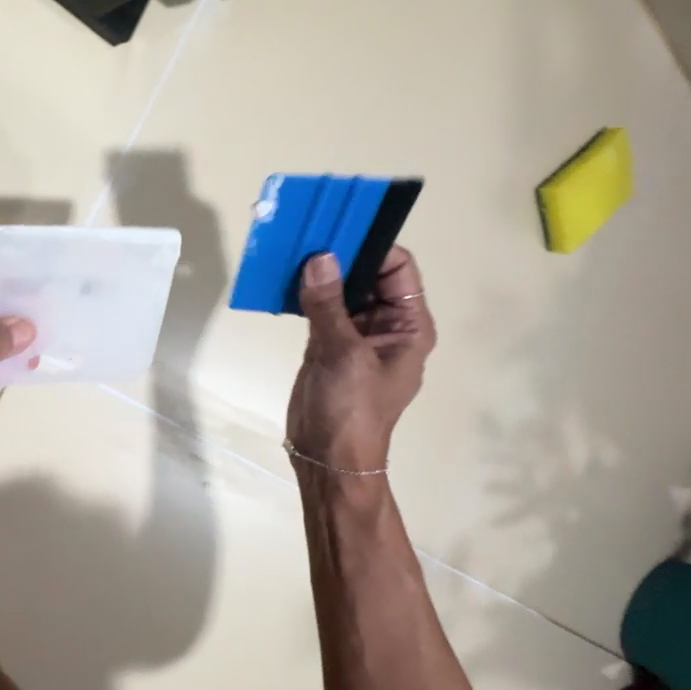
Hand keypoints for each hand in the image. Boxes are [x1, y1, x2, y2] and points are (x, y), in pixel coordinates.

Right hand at [287, 248, 436, 472]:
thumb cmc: (351, 410)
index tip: (335, 230)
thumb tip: (319, 258)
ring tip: (288, 251)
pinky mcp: (326, 347)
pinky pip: (318, 310)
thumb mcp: (342, 354)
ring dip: (318, 274)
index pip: (397, 269)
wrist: (328, 459)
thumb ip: (329, 305)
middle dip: (340, 256)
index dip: (370, 246)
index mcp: (408, 325)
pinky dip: (303, 296)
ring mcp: (354, 336)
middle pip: (367, 276)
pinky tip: (281, 282)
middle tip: (305, 233)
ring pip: (339, 291)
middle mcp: (385, 325)